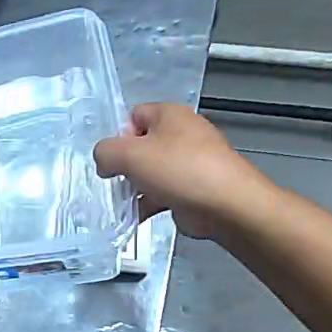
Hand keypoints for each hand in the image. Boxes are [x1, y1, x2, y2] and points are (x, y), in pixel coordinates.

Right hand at [93, 103, 273, 239]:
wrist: (227, 205)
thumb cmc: (179, 170)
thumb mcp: (129, 155)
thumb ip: (105, 152)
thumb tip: (104, 162)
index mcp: (170, 115)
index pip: (133, 116)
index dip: (118, 135)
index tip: (112, 158)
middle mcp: (182, 134)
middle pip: (141, 145)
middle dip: (125, 165)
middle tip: (118, 180)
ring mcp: (191, 162)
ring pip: (151, 171)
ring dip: (134, 187)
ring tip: (124, 202)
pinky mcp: (194, 187)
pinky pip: (163, 192)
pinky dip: (148, 203)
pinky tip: (137, 216)